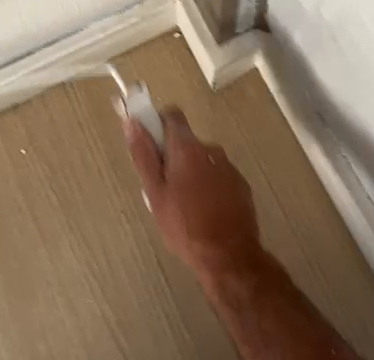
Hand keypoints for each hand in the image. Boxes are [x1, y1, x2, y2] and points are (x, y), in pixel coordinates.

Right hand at [122, 105, 263, 280]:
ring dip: (192, 174)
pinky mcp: (241, 185)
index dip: (158, 125)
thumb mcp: (155, 193)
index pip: (172, 116)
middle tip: (164, 190)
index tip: (150, 146)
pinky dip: (210, 187)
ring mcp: (229, 167)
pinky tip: (206, 213)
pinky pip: (219, 177)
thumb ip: (143, 155)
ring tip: (185, 208)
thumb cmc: (184, 226)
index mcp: (187, 147)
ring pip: (203, 161)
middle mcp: (211, 149)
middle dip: (174, 159)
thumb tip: (131, 121)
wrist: (228, 257)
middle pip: (186, 142)